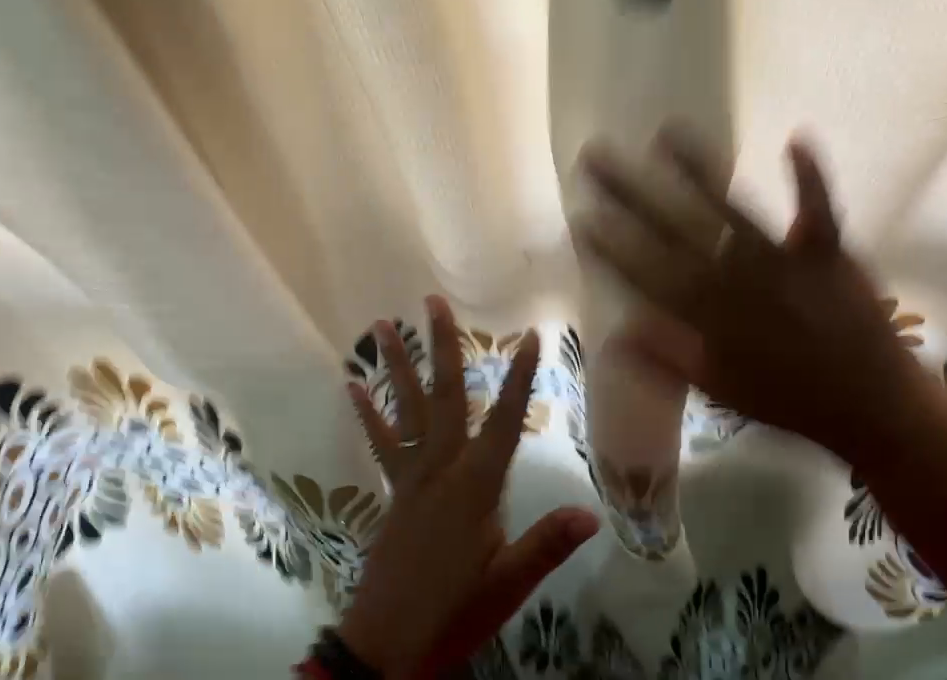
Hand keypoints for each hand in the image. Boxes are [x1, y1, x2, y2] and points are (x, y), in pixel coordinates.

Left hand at [340, 297, 599, 677]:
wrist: (385, 644)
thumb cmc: (454, 611)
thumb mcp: (508, 584)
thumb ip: (547, 545)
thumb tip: (594, 513)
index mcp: (475, 486)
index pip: (505, 422)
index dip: (519, 378)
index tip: (529, 336)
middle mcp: (441, 469)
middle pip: (445, 397)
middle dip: (443, 347)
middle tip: (432, 301)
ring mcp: (411, 478)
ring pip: (406, 410)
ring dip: (397, 366)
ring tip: (381, 324)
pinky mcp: (393, 493)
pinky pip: (382, 444)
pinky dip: (369, 414)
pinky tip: (352, 387)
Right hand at [575, 129, 939, 462]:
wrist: (873, 408)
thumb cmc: (790, 402)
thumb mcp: (721, 390)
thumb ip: (668, 358)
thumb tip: (616, 335)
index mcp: (710, 315)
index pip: (646, 272)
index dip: (611, 243)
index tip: (580, 214)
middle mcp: (738, 279)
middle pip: (674, 227)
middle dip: (630, 190)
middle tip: (595, 155)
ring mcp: (783, 261)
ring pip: (731, 208)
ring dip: (698, 169)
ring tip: (666, 132)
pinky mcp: (827, 252)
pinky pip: (818, 207)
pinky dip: (808, 175)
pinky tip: (795, 136)